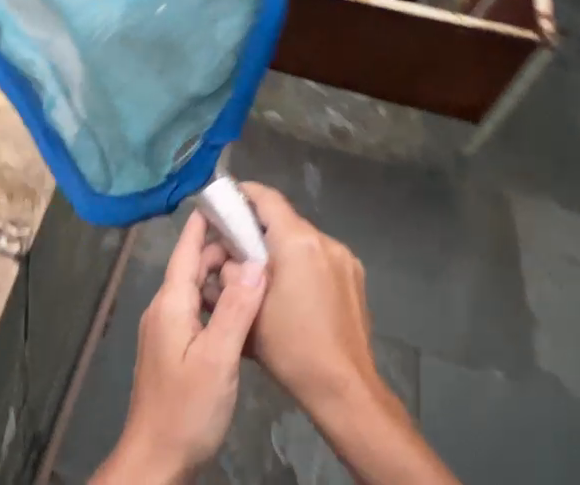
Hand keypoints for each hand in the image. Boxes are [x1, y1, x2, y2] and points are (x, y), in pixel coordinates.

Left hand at [92, 210, 266, 484]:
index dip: (204, 225)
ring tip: (256, 270)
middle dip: (221, 250)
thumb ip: (237, 309)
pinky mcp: (173, 351)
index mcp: (171, 303)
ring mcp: (166, 331)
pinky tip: (241, 311)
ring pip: (195, 290)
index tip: (224, 200)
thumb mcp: (218, 358)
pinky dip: (217, 302)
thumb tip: (255, 262)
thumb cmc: (187, 407)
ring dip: (221, 277)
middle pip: (192, 268)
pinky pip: (196, 312)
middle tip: (258, 239)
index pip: (186, 251)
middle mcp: (164, 309)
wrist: (157, 456)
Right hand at [233, 182, 378, 414]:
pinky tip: (292, 292)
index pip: (267, 198)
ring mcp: (345, 260)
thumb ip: (232, 272)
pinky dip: (301, 264)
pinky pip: (320, 258)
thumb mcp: (248, 307)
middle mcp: (325, 241)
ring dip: (281, 248)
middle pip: (285, 220)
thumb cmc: (290, 348)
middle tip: (235, 246)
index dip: (243, 193)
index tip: (224, 199)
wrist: (343, 388)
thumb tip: (226, 256)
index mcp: (298, 242)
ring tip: (263, 274)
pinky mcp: (355, 278)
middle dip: (259, 228)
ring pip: (303, 240)